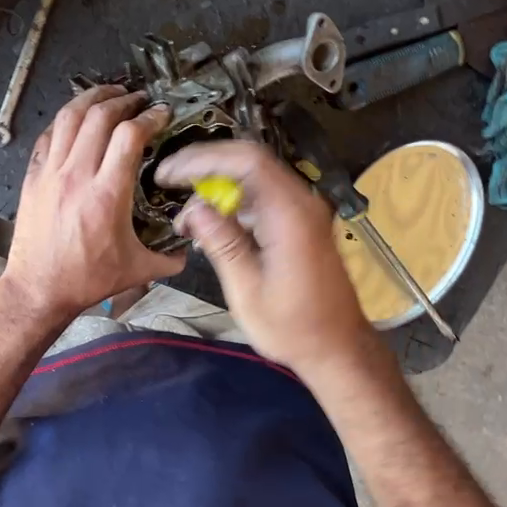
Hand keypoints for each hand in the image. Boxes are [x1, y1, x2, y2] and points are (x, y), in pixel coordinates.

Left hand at [0, 86, 186, 325]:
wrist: (38, 289)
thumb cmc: (88, 280)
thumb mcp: (138, 270)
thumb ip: (170, 257)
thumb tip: (190, 248)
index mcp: (108, 193)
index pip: (130, 135)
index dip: (150, 117)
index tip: (161, 114)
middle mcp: (77, 175)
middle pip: (99, 115)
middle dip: (123, 100)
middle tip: (138, 99)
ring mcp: (50, 173)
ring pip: (69, 117)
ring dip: (91, 99)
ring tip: (109, 94)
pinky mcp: (33, 178)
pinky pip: (48, 136)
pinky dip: (65, 121)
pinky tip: (76, 120)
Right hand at [154, 140, 375, 372]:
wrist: (339, 347)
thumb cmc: (293, 328)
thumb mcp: (248, 290)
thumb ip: (222, 243)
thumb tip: (194, 209)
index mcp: (290, 215)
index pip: (245, 162)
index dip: (202, 159)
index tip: (168, 174)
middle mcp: (302, 204)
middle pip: (250, 162)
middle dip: (205, 168)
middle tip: (170, 184)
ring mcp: (305, 212)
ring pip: (256, 179)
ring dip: (218, 189)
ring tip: (187, 218)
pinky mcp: (303, 225)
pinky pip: (265, 198)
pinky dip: (235, 204)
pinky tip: (212, 227)